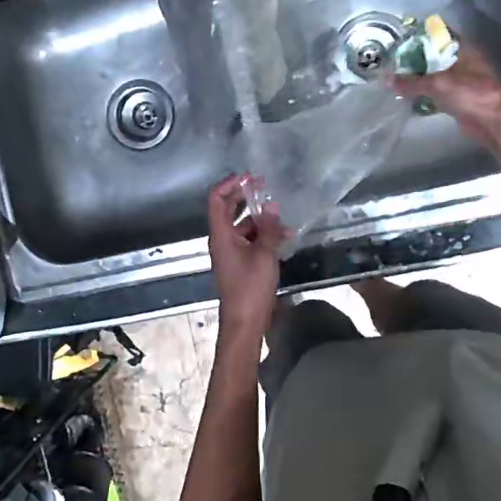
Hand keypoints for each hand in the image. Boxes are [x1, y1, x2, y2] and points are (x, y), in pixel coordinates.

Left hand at [207, 174, 287, 338]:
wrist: (245, 322)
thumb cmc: (251, 287)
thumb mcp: (264, 254)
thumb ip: (268, 228)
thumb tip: (272, 205)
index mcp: (221, 235)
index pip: (216, 199)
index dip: (231, 184)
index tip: (251, 178)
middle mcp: (222, 240)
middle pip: (228, 209)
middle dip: (246, 198)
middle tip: (267, 188)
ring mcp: (230, 252)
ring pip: (242, 226)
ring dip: (260, 219)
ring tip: (283, 220)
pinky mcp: (239, 263)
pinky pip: (249, 241)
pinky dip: (263, 235)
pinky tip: (283, 237)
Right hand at [391, 37, 500, 147]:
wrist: (493, 122)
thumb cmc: (470, 94)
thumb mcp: (437, 84)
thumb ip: (412, 82)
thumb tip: (388, 80)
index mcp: (463, 49)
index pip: (439, 35)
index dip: (420, 35)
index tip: (400, 38)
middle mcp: (463, 61)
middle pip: (436, 55)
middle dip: (416, 58)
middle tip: (393, 60)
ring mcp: (463, 80)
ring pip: (436, 74)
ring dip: (420, 77)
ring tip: (396, 77)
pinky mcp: (460, 97)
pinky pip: (438, 91)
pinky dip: (426, 92)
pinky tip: (409, 95)